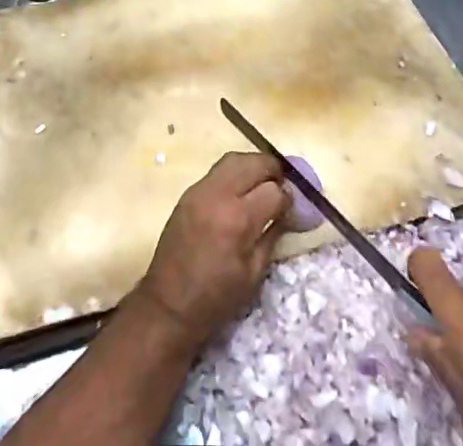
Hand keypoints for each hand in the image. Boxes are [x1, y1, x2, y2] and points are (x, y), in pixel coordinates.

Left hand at [129, 153, 289, 350]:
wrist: (168, 303)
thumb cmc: (217, 297)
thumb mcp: (255, 272)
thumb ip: (273, 233)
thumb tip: (288, 210)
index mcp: (237, 219)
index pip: (274, 191)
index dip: (288, 198)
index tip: (293, 207)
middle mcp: (218, 196)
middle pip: (253, 163)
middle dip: (273, 170)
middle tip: (284, 183)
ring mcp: (199, 191)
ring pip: (233, 159)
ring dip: (253, 165)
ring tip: (265, 181)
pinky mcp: (187, 193)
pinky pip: (217, 171)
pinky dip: (235, 173)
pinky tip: (242, 189)